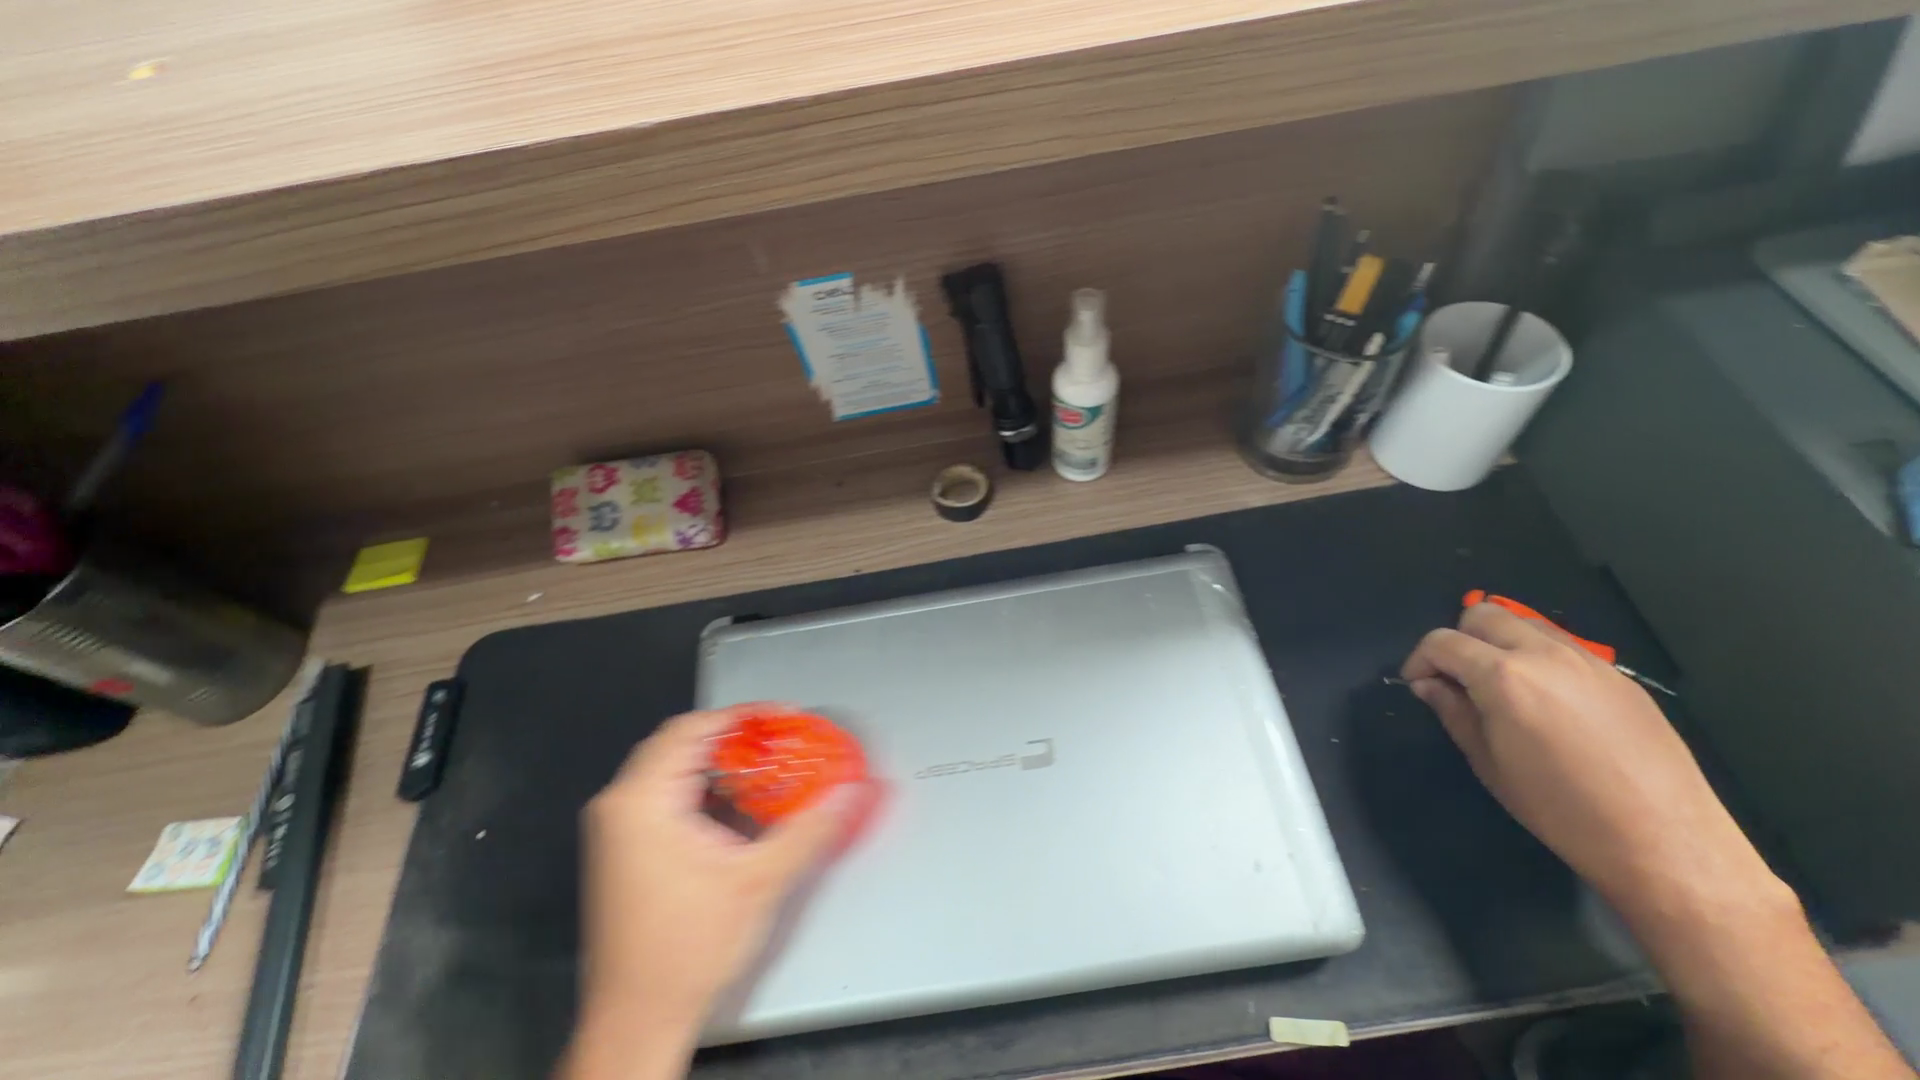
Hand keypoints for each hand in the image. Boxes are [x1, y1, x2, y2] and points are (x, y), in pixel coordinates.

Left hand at [561, 707, 867, 1078]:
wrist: (638, 1017)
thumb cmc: (681, 953)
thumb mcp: (759, 882)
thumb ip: (808, 830)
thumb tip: (844, 795)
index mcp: (641, 801)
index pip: (692, 729)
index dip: (743, 717)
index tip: (781, 718)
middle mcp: (621, 808)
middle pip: (682, 747)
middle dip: (736, 742)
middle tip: (779, 745)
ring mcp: (618, 831)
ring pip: (674, 774)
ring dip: (722, 770)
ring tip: (767, 776)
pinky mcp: (626, 853)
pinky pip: (668, 801)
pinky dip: (706, 796)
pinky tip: (740, 814)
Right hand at [1400, 603, 1783, 919]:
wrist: (1660, 836)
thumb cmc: (1559, 808)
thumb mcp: (1489, 764)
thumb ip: (1454, 713)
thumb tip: (1429, 685)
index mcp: (1503, 676)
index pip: (1442, 642)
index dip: (1419, 660)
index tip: (1418, 686)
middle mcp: (1544, 653)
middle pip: (1483, 614)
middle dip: (1458, 640)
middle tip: (1456, 680)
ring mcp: (1586, 659)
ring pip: (1525, 624)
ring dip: (1499, 643)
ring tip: (1500, 688)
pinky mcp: (1618, 675)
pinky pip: (1562, 648)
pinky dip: (1538, 658)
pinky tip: (1547, 704)